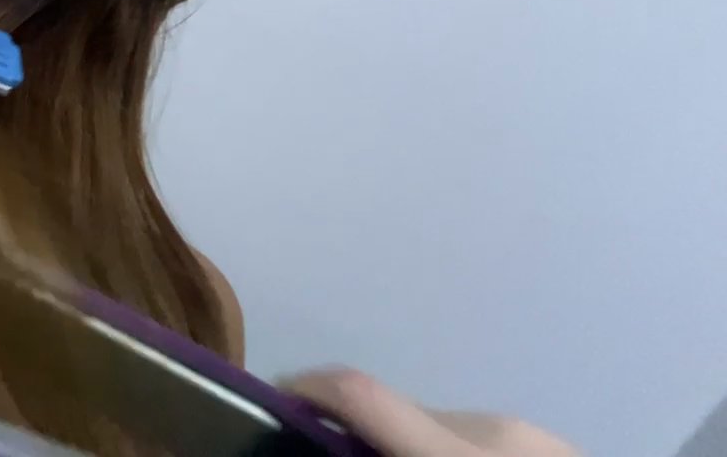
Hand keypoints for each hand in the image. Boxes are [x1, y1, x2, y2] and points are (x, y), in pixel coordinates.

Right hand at [285, 370, 579, 456]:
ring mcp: (544, 440)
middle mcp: (499, 431)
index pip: (357, 391)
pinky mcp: (565, 452)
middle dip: (362, 437)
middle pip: (396, 410)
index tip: (273, 408)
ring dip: (412, 454)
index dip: (302, 387)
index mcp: (462, 455)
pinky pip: (488, 446)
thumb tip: (322, 448)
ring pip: (442, 428)